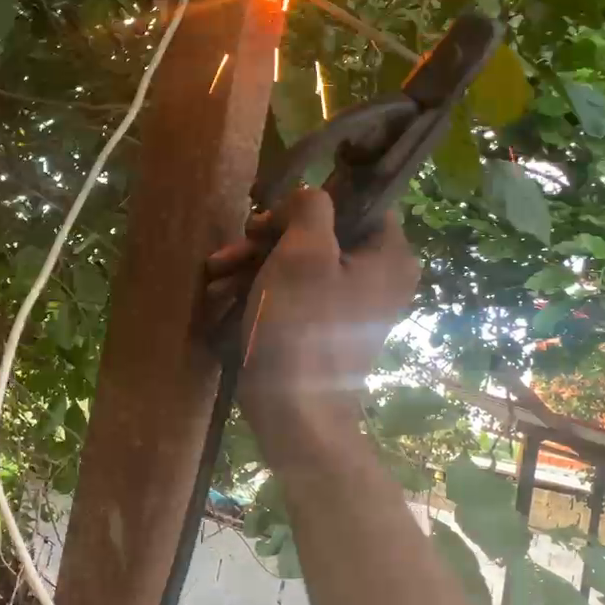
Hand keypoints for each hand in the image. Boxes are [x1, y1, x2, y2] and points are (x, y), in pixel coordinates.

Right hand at [205, 188, 419, 461]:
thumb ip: (310, 210)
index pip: (357, 204)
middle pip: (318, 235)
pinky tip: (223, 298)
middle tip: (230, 252)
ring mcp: (350, 306)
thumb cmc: (300, 327)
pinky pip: (292, 294)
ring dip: (252, 265)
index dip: (308, 205)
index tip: (267, 219)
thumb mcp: (301, 255)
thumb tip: (309, 194)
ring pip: (297, 265)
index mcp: (389, 257)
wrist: (293, 410)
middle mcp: (378, 278)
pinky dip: (258, 292)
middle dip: (265, 241)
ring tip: (216, 278)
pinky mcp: (322, 329)